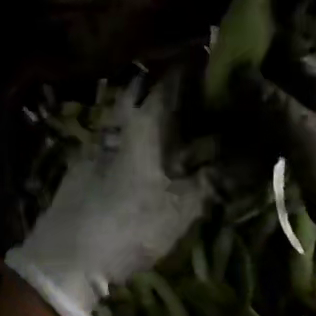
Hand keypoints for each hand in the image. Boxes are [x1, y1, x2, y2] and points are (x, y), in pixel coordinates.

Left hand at [5, 75, 208, 315]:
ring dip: (143, 104)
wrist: (66, 256)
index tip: (207, 58)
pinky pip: (112, 132)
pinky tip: (142, 145)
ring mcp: (95, 141)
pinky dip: (131, 129)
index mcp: (142, 125)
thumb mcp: (180, 209)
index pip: (168, 84)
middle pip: (139, 90)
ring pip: (123, 110)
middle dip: (162, 81)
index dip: (188, 69)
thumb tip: (250, 158)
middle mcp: (116, 123)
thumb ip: (213, 181)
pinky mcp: (83, 162)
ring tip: (170, 113)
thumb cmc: (128, 225)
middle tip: (189, 84)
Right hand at [244, 67, 315, 300]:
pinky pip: (294, 143)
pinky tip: (249, 155)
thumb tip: (240, 72)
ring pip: (288, 118)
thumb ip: (272, 101)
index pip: (289, 62)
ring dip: (261, 124)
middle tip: (218, 107)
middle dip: (255, 98)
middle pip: (287, 90)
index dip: (257, 66)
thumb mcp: (305, 133)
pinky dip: (274, 146)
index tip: (223, 76)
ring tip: (226, 132)